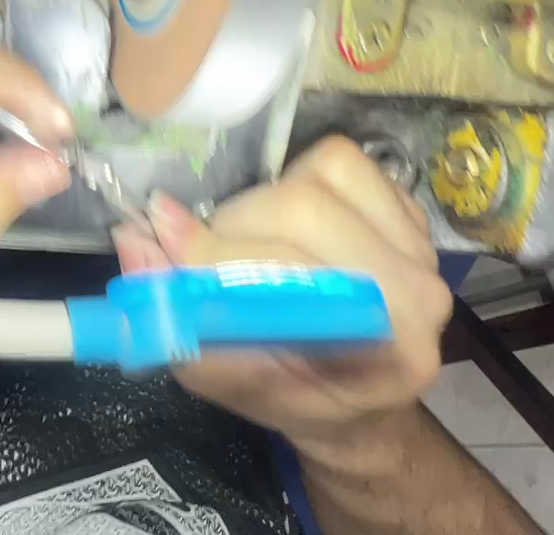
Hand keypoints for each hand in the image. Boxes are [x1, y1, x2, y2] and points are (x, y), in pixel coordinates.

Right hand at [111, 136, 451, 453]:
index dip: (225, 249)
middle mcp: (420, 289)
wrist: (350, 392)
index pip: (302, 268)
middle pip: (307, 208)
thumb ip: (178, 317)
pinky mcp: (404, 208)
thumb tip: (133, 238)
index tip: (163, 233)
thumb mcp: (221, 374)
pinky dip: (298, 173)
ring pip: (322, 173)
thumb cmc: (287, 390)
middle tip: (199, 248)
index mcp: (389, 345)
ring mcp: (419, 243)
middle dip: (234, 224)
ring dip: (263, 199)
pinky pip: (341, 160)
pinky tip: (289, 219)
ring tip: (245, 237)